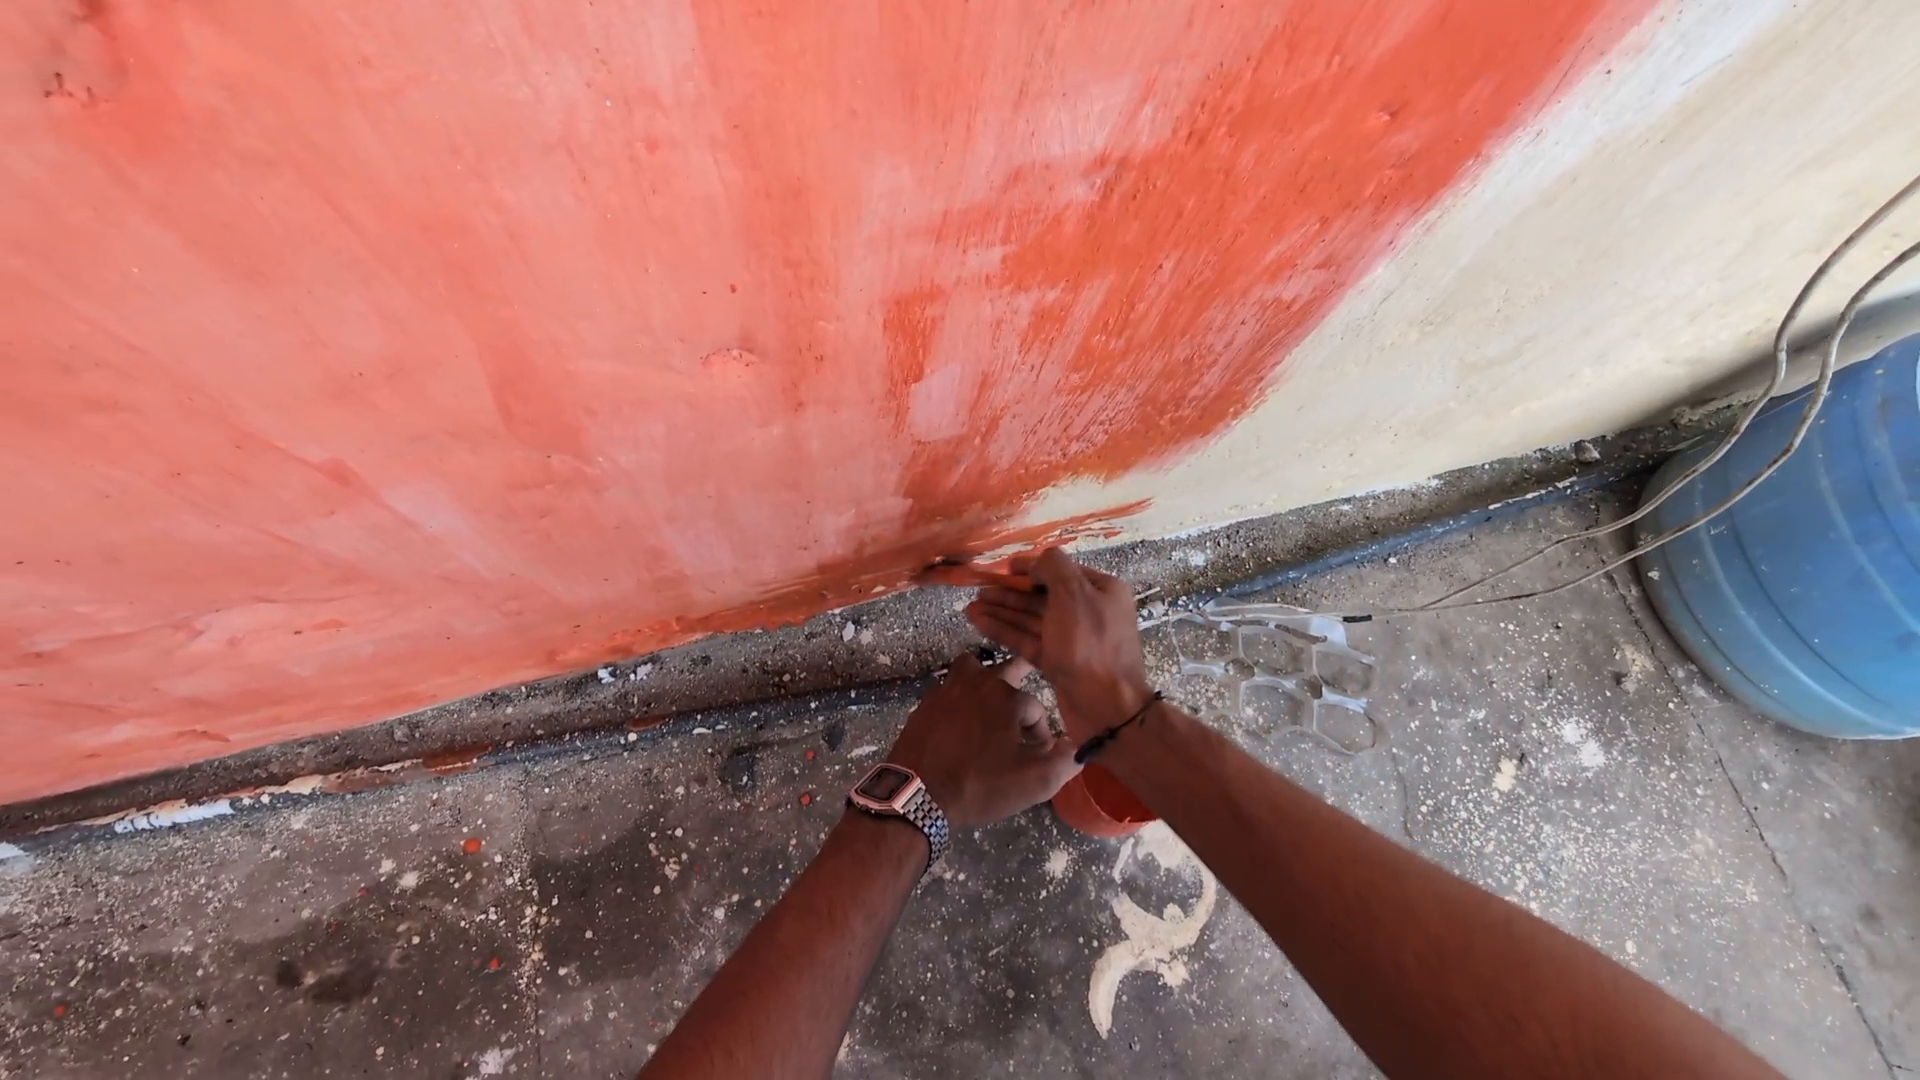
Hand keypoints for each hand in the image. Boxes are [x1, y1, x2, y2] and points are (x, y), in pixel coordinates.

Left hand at [884, 651, 1078, 827]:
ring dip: (986, 681)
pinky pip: (949, 688)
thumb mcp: (1033, 782)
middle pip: (1007, 669)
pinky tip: (962, 723)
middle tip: (1024, 708)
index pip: (1036, 706)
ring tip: (991, 705)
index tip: (1039, 754)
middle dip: (1023, 686)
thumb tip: (1077, 748)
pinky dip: (960, 698)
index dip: (1043, 731)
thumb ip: (1063, 762)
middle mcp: (978, 683)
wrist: (917, 794)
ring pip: (973, 669)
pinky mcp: (925, 704)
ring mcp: (947, 690)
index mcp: (1007, 697)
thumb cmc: (980, 785)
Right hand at [965, 548, 1152, 743]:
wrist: (1105, 707)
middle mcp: (1088, 611)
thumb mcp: (1074, 593)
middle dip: (1010, 592)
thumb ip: (1053, 567)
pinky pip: (1028, 640)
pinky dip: (1004, 630)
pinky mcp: (1057, 663)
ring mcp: (1072, 640)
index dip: (1031, 567)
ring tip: (970, 606)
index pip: (1061, 571)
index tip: (1004, 567)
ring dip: (1002, 611)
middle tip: (979, 589)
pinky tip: (979, 622)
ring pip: (1032, 619)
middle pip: (1043, 596)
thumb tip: (1036, 564)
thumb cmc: (1090, 643)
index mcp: (1100, 590)